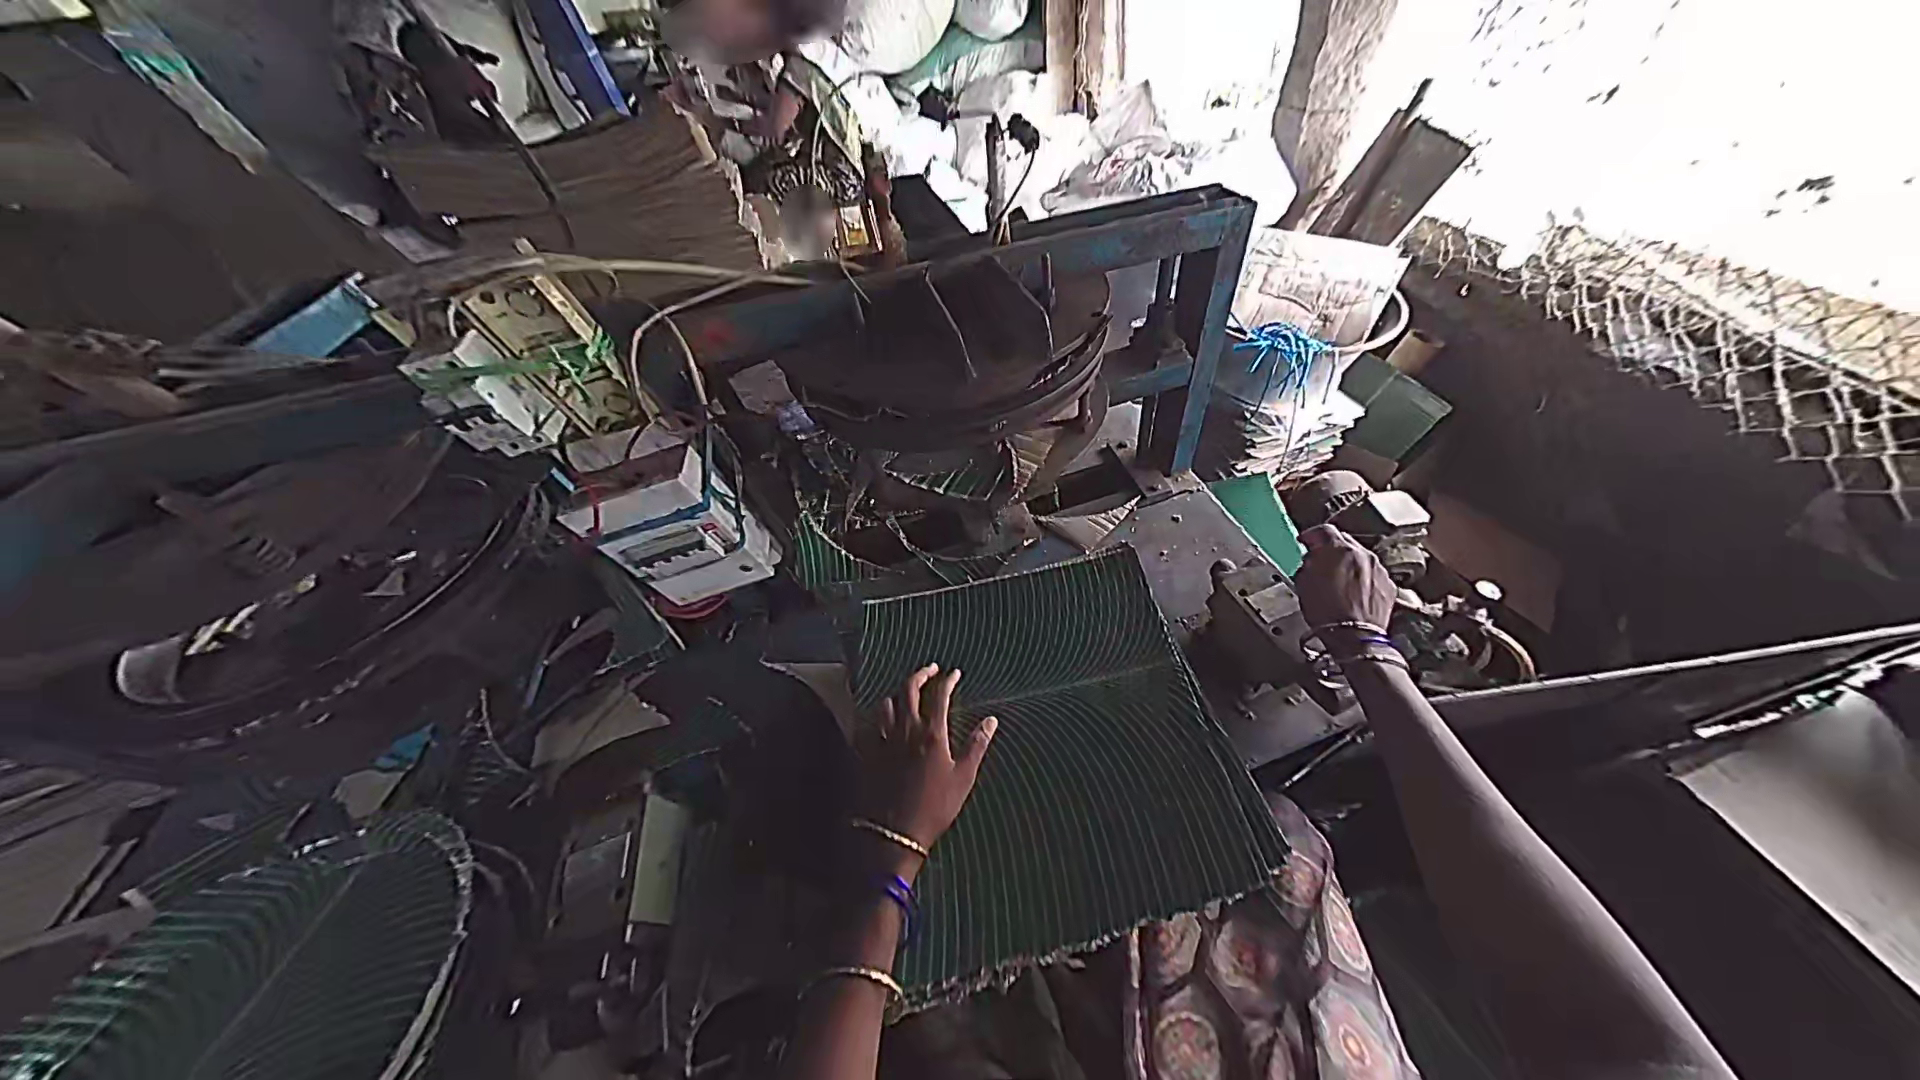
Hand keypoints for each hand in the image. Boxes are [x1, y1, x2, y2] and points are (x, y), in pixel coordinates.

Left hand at [858, 664, 996, 871]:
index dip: (947, 680)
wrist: (896, 832)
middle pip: (909, 690)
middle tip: (930, 670)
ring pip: (887, 704)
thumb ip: (976, 745)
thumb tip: (991, 721)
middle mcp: (906, 730)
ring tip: (906, 693)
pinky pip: (869, 725)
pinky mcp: (868, 753)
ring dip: (898, 694)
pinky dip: (876, 717)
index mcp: (932, 734)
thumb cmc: (935, 807)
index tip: (954, 674)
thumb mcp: (963, 777)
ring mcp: (884, 740)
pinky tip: (881, 719)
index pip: (940, 695)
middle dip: (921, 674)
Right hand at [1296, 525, 1396, 630]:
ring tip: (1334, 580)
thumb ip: (1308, 563)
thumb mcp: (1303, 583)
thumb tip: (1312, 558)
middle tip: (1318, 560)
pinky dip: (1361, 577)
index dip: (1311, 535)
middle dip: (1330, 549)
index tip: (1306, 541)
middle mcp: (1363, 555)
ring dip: (1347, 563)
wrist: (1353, 635)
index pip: (1324, 530)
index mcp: (1339, 550)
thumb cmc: (1327, 612)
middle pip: (1344, 541)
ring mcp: (1378, 569)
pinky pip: (1372, 573)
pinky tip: (1350, 591)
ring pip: (1359, 557)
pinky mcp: (1388, 585)